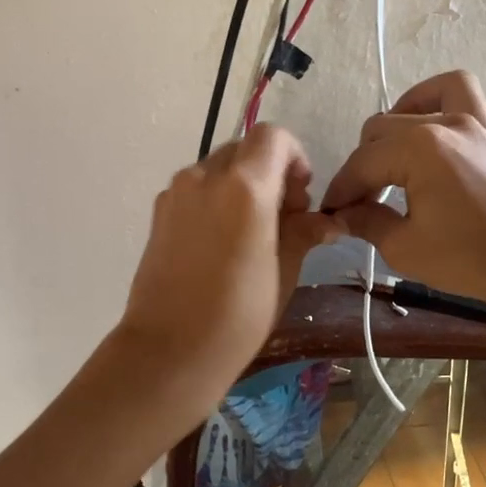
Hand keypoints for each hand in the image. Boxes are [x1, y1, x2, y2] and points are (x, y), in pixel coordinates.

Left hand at [117, 124, 342, 382]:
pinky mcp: (158, 214)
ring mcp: (176, 193)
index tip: (302, 195)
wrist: (171, 349)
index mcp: (244, 186)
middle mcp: (205, 176)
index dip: (295, 157)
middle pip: (244, 150)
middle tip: (283, 218)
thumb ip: (304, 233)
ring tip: (252, 234)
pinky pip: (195, 191)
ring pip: (217, 169)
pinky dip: (215, 201)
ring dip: (241, 187)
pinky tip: (222, 245)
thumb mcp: (284, 271)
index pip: (274, 138)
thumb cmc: (239, 314)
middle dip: (269, 173)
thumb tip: (327, 222)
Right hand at [320, 71, 485, 311]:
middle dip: (367, 160)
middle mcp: (451, 123)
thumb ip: (367, 221)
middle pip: (389, 124)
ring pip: (450, 87)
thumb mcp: (403, 248)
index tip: (333, 213)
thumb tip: (343, 213)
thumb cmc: (467, 260)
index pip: (363, 162)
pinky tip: (472, 134)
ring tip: (406, 135)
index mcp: (419, 148)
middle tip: (364, 197)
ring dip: (421, 103)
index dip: (341, 189)